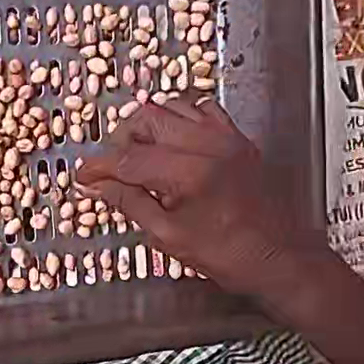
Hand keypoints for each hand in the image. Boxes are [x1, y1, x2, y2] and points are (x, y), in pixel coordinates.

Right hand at [77, 98, 328, 304]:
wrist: (280, 257)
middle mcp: (208, 145)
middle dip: (120, 140)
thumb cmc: (227, 255)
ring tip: (138, 152)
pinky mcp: (238, 138)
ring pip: (172, 106)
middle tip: (110, 167)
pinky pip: (201, 109)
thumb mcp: (168, 236)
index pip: (129, 158)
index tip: (83, 175)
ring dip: (147, 125)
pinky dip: (179, 117)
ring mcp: (226, 137)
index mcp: (189, 173)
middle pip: (147, 119)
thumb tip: (97, 186)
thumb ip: (129, 203)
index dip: (100, 167)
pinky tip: (172, 139)